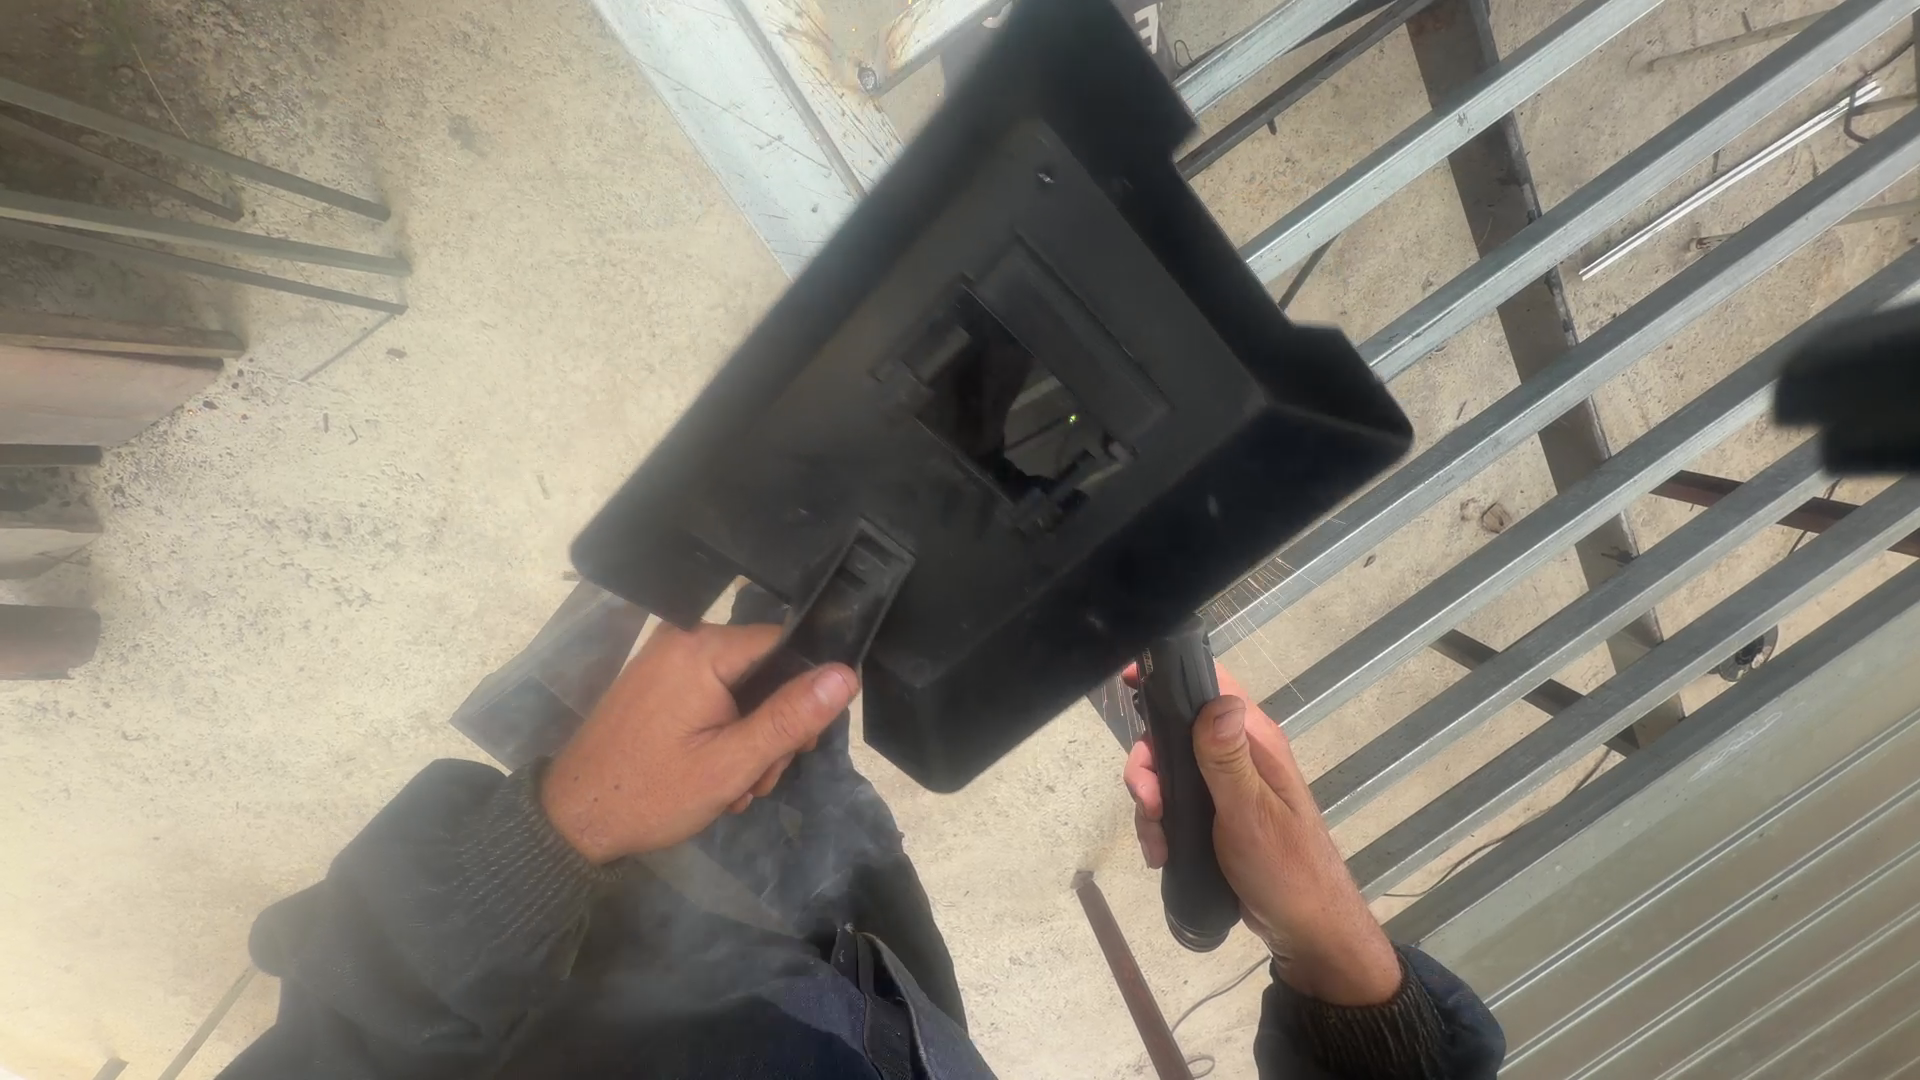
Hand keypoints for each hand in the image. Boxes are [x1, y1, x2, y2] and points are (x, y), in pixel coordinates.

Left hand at [540, 621, 857, 863]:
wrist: (569, 823)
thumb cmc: (651, 793)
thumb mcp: (732, 763)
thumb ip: (791, 716)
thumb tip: (846, 675)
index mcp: (703, 648)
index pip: (786, 645)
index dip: (806, 690)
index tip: (805, 741)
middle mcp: (685, 638)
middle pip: (765, 668)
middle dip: (774, 726)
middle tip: (760, 778)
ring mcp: (668, 658)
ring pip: (743, 685)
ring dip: (751, 736)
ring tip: (737, 786)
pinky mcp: (659, 679)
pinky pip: (715, 691)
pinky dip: (725, 729)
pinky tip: (718, 772)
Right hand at [1123, 666, 1400, 1005]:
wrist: (1307, 934)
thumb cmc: (1285, 870)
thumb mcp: (1250, 813)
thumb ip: (1228, 758)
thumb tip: (1219, 699)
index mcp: (1253, 739)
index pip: (1209, 685)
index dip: (1167, 678)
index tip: (1126, 681)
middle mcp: (1237, 752)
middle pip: (1171, 732)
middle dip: (1148, 766)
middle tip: (1148, 802)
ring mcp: (1223, 782)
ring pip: (1166, 770)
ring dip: (1151, 803)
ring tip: (1157, 841)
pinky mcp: (1212, 811)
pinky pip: (1172, 801)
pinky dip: (1159, 823)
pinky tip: (1162, 850)